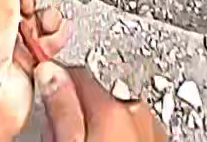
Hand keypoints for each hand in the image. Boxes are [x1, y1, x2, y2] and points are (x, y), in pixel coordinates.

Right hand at [36, 63, 168, 141]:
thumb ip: (60, 109)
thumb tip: (48, 71)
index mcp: (112, 108)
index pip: (75, 72)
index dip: (57, 84)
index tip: (46, 99)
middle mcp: (137, 111)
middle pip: (96, 94)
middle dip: (79, 109)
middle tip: (64, 135)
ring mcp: (153, 129)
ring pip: (117, 113)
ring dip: (101, 125)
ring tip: (87, 141)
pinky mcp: (160, 141)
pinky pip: (134, 130)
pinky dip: (121, 136)